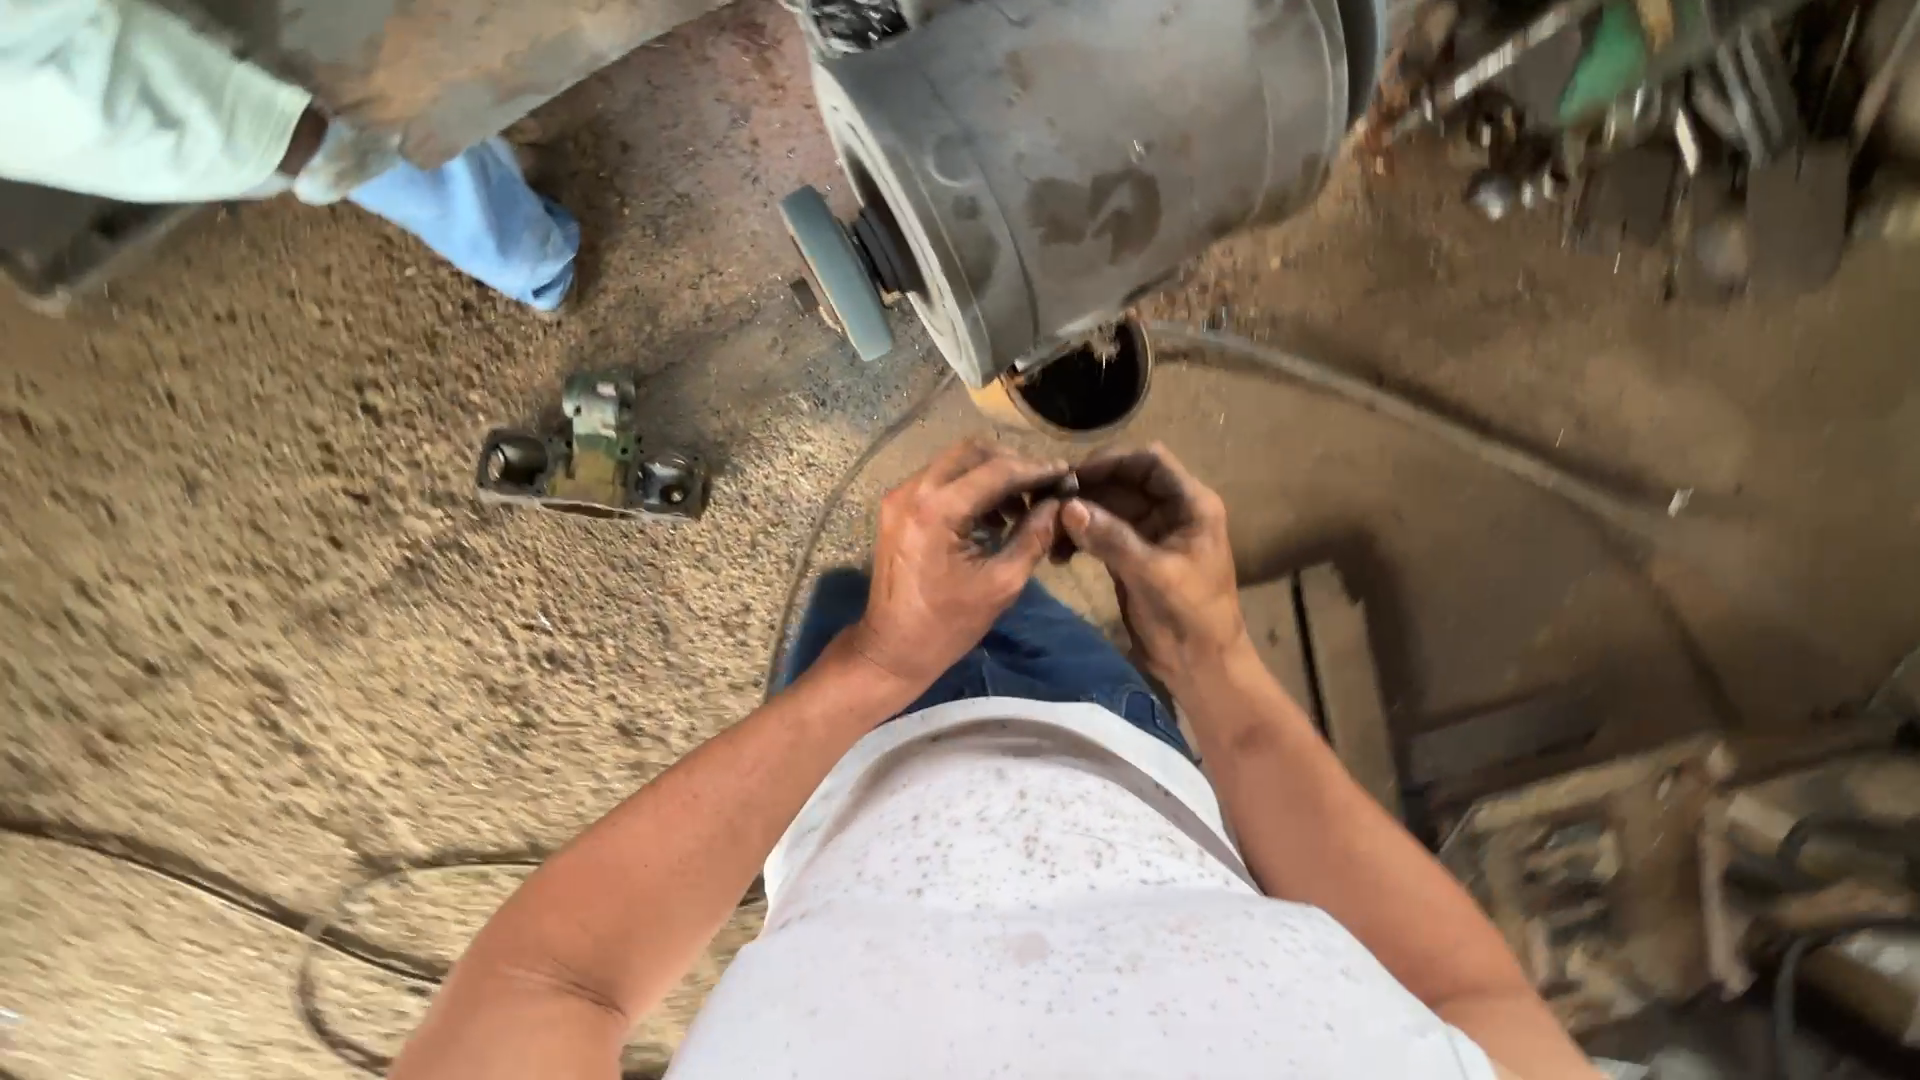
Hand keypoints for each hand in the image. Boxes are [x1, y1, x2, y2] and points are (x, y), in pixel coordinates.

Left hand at [847, 440, 1068, 689]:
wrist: (891, 648)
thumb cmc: (948, 624)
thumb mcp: (1001, 583)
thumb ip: (1033, 536)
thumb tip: (1060, 505)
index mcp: (936, 510)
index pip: (996, 470)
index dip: (1035, 468)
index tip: (1065, 473)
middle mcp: (913, 491)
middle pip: (973, 451)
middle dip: (1012, 463)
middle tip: (1042, 486)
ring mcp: (900, 496)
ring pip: (956, 461)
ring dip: (992, 473)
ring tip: (1022, 505)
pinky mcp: (897, 506)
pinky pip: (940, 479)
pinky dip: (970, 486)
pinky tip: (993, 515)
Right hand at [1059, 443, 1248, 689]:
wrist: (1200, 665)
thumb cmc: (1191, 615)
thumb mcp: (1153, 573)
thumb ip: (1112, 538)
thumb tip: (1068, 507)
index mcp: (1191, 504)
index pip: (1149, 461)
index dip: (1112, 461)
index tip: (1075, 476)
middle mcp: (1170, 511)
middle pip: (1123, 482)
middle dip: (1088, 490)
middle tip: (1049, 503)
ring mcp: (1149, 533)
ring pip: (1107, 507)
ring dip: (1079, 515)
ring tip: (1050, 530)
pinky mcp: (1130, 556)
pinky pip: (1100, 534)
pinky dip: (1080, 537)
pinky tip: (1060, 552)